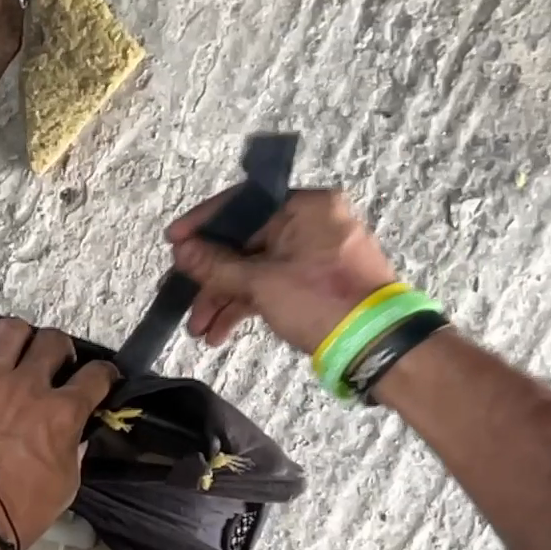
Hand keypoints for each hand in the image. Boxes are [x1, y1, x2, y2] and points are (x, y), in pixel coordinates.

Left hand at [0, 306, 118, 549]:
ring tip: (16, 352)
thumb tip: (78, 425)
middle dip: (59, 352)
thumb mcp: (67, 483)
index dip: (102, 376)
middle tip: (51, 368)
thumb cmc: (19, 510)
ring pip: (12, 330)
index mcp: (61, 412)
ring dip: (20, 337)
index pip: (96, 375)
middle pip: (52, 342)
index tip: (98, 380)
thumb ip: (75, 445)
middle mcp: (26, 386)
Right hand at [166, 188, 397, 354]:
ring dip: (222, 299)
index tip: (172, 243)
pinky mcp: (313, 281)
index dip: (202, 224)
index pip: (241, 205)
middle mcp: (311, 223)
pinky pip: (268, 285)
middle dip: (209, 278)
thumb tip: (181, 251)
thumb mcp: (260, 282)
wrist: (378, 344)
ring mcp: (312, 253)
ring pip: (252, 269)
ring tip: (200, 330)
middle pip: (243, 243)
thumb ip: (215, 265)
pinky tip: (219, 332)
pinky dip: (244, 305)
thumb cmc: (320, 300)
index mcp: (305, 207)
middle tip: (182, 299)